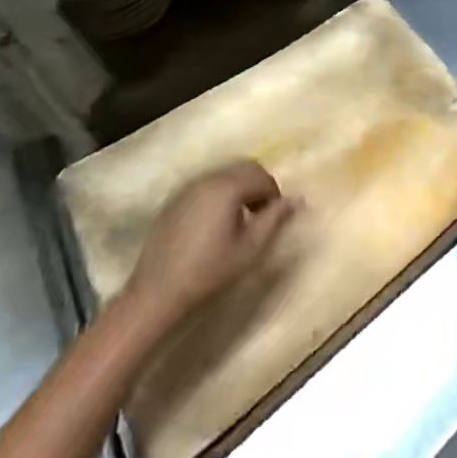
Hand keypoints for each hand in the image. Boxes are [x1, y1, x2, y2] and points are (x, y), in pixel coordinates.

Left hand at [123, 161, 296, 321]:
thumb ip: (275, 220)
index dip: (274, 195)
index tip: (275, 219)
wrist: (159, 290)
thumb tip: (297, 199)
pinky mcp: (176, 198)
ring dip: (240, 189)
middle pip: (243, 168)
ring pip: (224, 174)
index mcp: (227, 187)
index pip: (261, 175)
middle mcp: (207, 178)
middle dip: (259, 186)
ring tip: (241, 222)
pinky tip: (217, 224)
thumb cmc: (210, 271)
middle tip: (262, 217)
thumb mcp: (250, 249)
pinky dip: (221, 194)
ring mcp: (189, 186)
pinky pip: (207, 184)